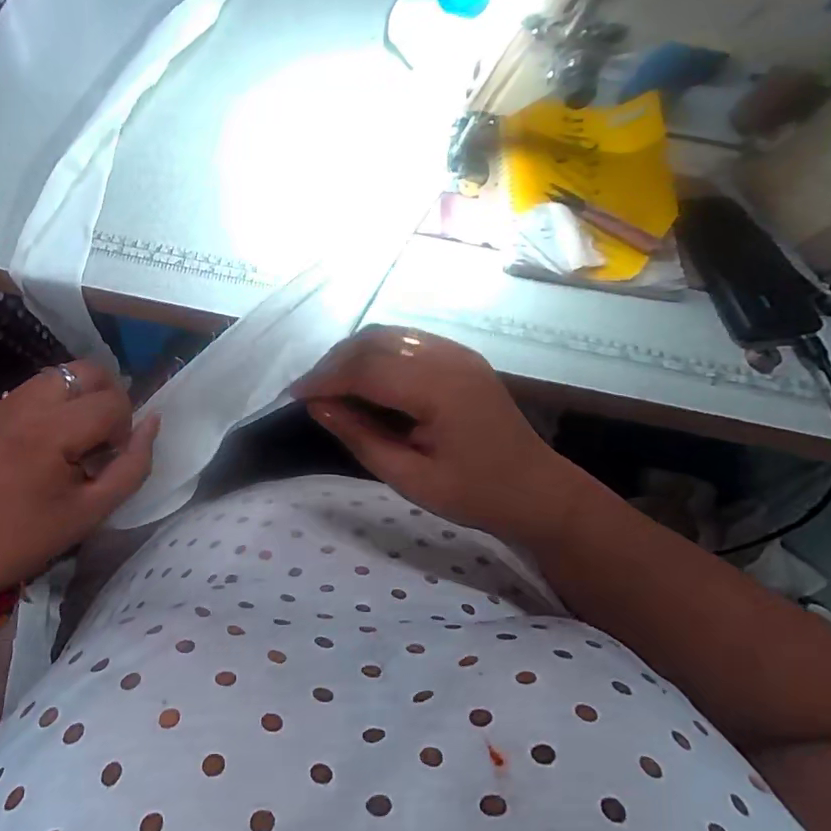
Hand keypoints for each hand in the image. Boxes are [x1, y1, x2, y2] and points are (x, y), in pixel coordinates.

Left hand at [0, 360, 158, 588]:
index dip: (125, 429)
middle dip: (110, 399)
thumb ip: (134, 464)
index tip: (110, 460)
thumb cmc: (34, 534)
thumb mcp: (96, 508)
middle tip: (104, 438)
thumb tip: (153, 421)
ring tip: (81, 436)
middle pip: (90, 371)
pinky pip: (45, 384)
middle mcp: (26, 404)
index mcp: (48, 432)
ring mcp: (8, 401)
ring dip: (87, 396)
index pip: (112, 402)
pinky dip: (64, 399)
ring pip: (67, 372)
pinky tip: (59, 436)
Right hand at [289, 327, 582, 543]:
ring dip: (354, 355)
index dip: (325, 379)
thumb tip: (317, 407)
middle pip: (375, 342)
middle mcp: (448, 357)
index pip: (367, 369)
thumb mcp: (410, 478)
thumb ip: (361, 438)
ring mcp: (458, 353)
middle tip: (310, 393)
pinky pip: (407, 343)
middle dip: (335, 363)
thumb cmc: (475, 494)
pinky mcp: (461, 357)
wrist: (536, 490)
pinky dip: (377, 355)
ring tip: (331, 387)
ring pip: (390, 336)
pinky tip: (365, 381)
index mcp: (439, 388)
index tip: (294, 396)